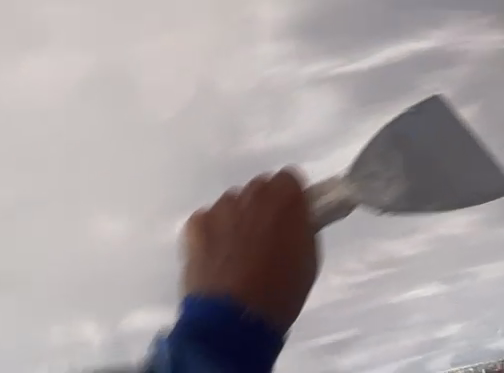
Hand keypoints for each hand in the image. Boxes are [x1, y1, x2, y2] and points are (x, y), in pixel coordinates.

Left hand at [180, 169, 319, 333]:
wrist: (233, 324)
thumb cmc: (280, 293)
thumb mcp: (309, 258)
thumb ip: (303, 227)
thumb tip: (296, 219)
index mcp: (284, 197)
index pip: (290, 179)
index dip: (291, 200)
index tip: (291, 220)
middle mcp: (252, 194)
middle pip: (259, 189)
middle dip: (263, 208)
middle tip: (265, 240)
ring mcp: (221, 208)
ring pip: (232, 204)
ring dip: (237, 221)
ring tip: (237, 256)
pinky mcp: (195, 226)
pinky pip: (207, 221)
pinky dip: (211, 235)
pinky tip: (216, 259)